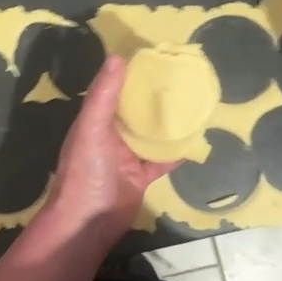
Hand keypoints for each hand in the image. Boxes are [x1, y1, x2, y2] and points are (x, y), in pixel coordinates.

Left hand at [41, 54, 180, 234]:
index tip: (158, 58)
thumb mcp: (92, 128)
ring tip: (194, 103)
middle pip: (135, 110)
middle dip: (155, 97)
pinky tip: (195, 140)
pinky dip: (176, 152)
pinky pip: (161, 160)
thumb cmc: (86, 172)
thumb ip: (104, 95)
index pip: (115, 89)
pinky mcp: (141, 176)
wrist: (88, 223)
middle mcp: (111, 135)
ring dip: (168, 123)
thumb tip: (117, 57)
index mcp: (95, 120)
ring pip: (151, 134)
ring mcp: (127, 157)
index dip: (133, 74)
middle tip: (184, 78)